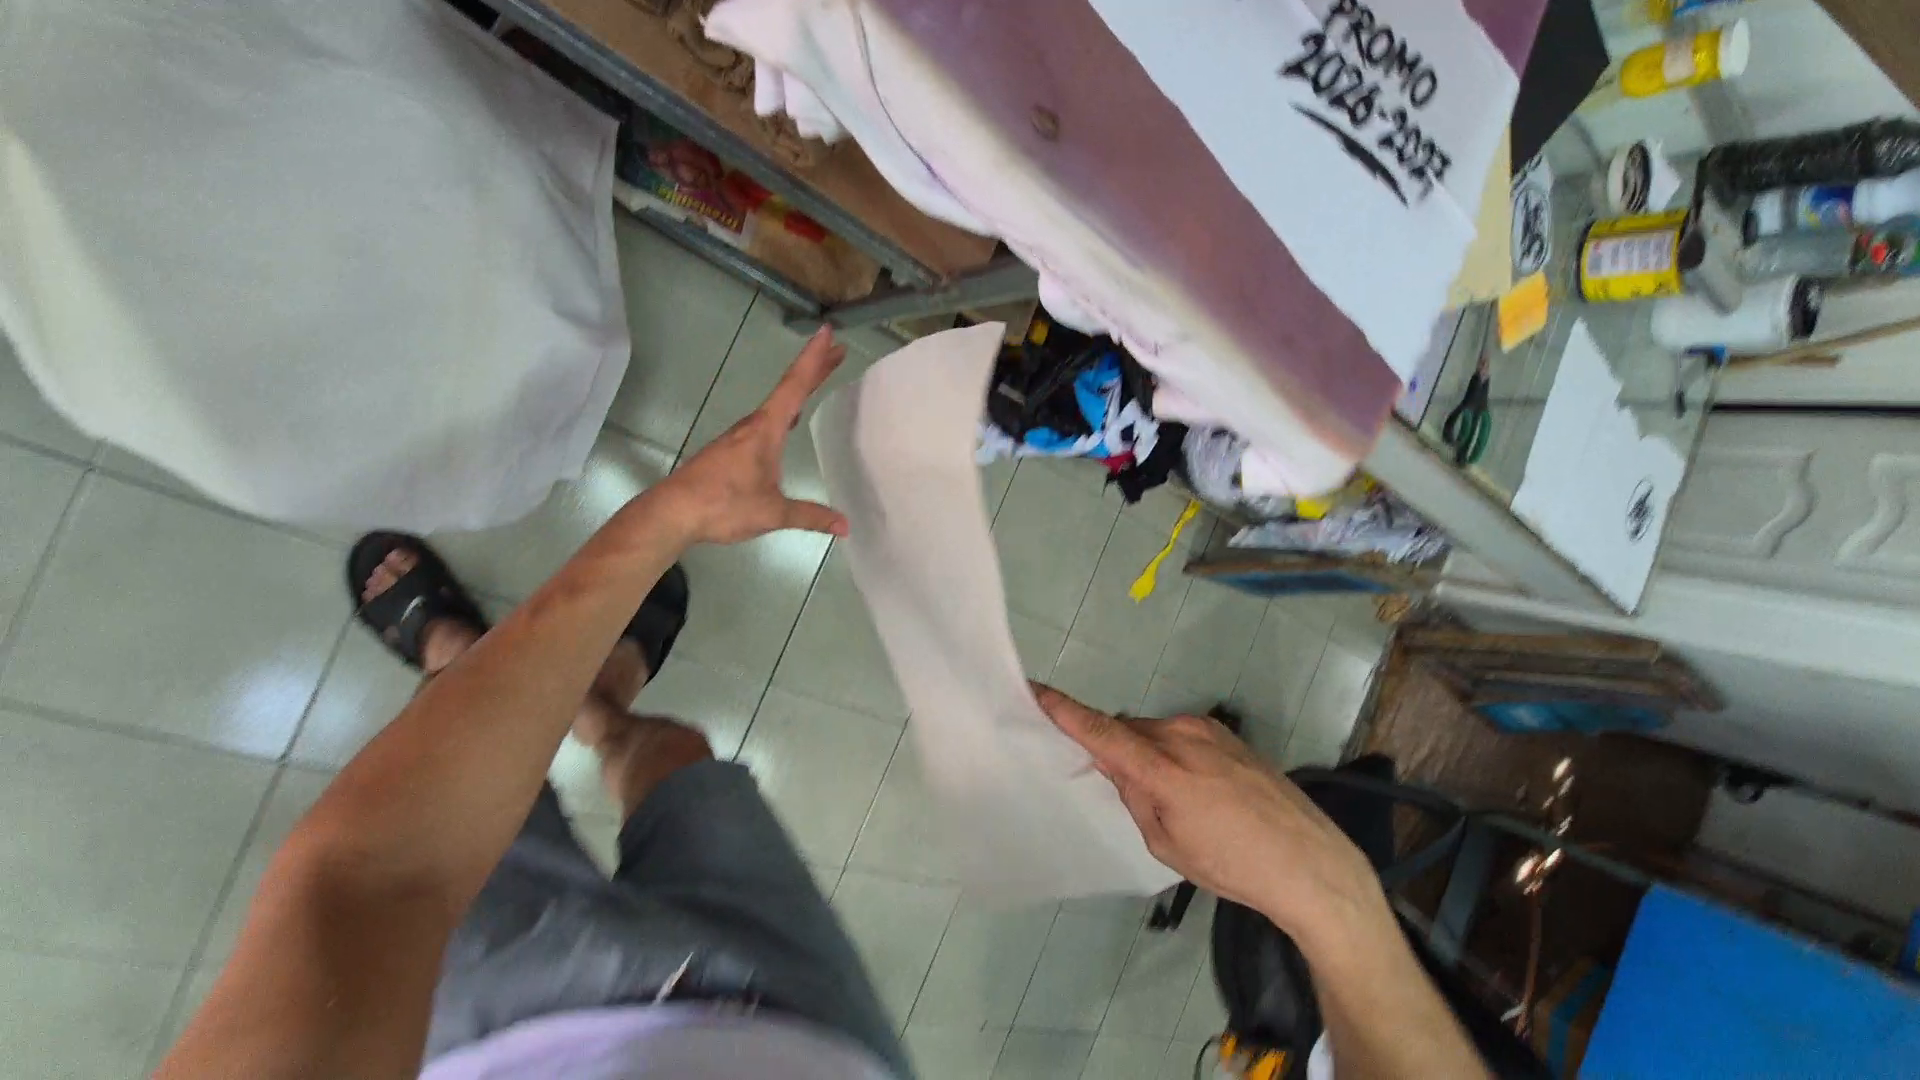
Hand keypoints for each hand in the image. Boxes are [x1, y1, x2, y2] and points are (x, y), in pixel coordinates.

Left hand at [652, 326, 850, 545]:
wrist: (674, 511)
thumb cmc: (723, 505)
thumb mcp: (772, 513)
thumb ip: (810, 516)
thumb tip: (846, 526)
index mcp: (766, 431)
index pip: (795, 387)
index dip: (814, 360)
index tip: (827, 332)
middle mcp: (753, 426)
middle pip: (789, 390)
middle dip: (814, 369)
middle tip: (837, 350)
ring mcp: (740, 437)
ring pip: (777, 405)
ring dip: (799, 389)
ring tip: (818, 380)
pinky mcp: (731, 450)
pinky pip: (767, 421)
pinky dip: (786, 411)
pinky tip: (789, 422)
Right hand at [1034, 684, 1386, 939]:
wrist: (1312, 865)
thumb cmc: (1233, 866)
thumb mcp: (1168, 845)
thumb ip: (1135, 798)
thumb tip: (1117, 767)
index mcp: (1163, 767)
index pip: (1101, 731)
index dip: (1064, 711)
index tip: (1035, 690)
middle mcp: (1184, 735)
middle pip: (1129, 731)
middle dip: (1115, 750)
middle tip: (1120, 787)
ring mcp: (1211, 731)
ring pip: (1156, 733)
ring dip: (1148, 754)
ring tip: (1172, 798)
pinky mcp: (1231, 735)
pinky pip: (1183, 736)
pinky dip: (1173, 754)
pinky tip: (1198, 790)